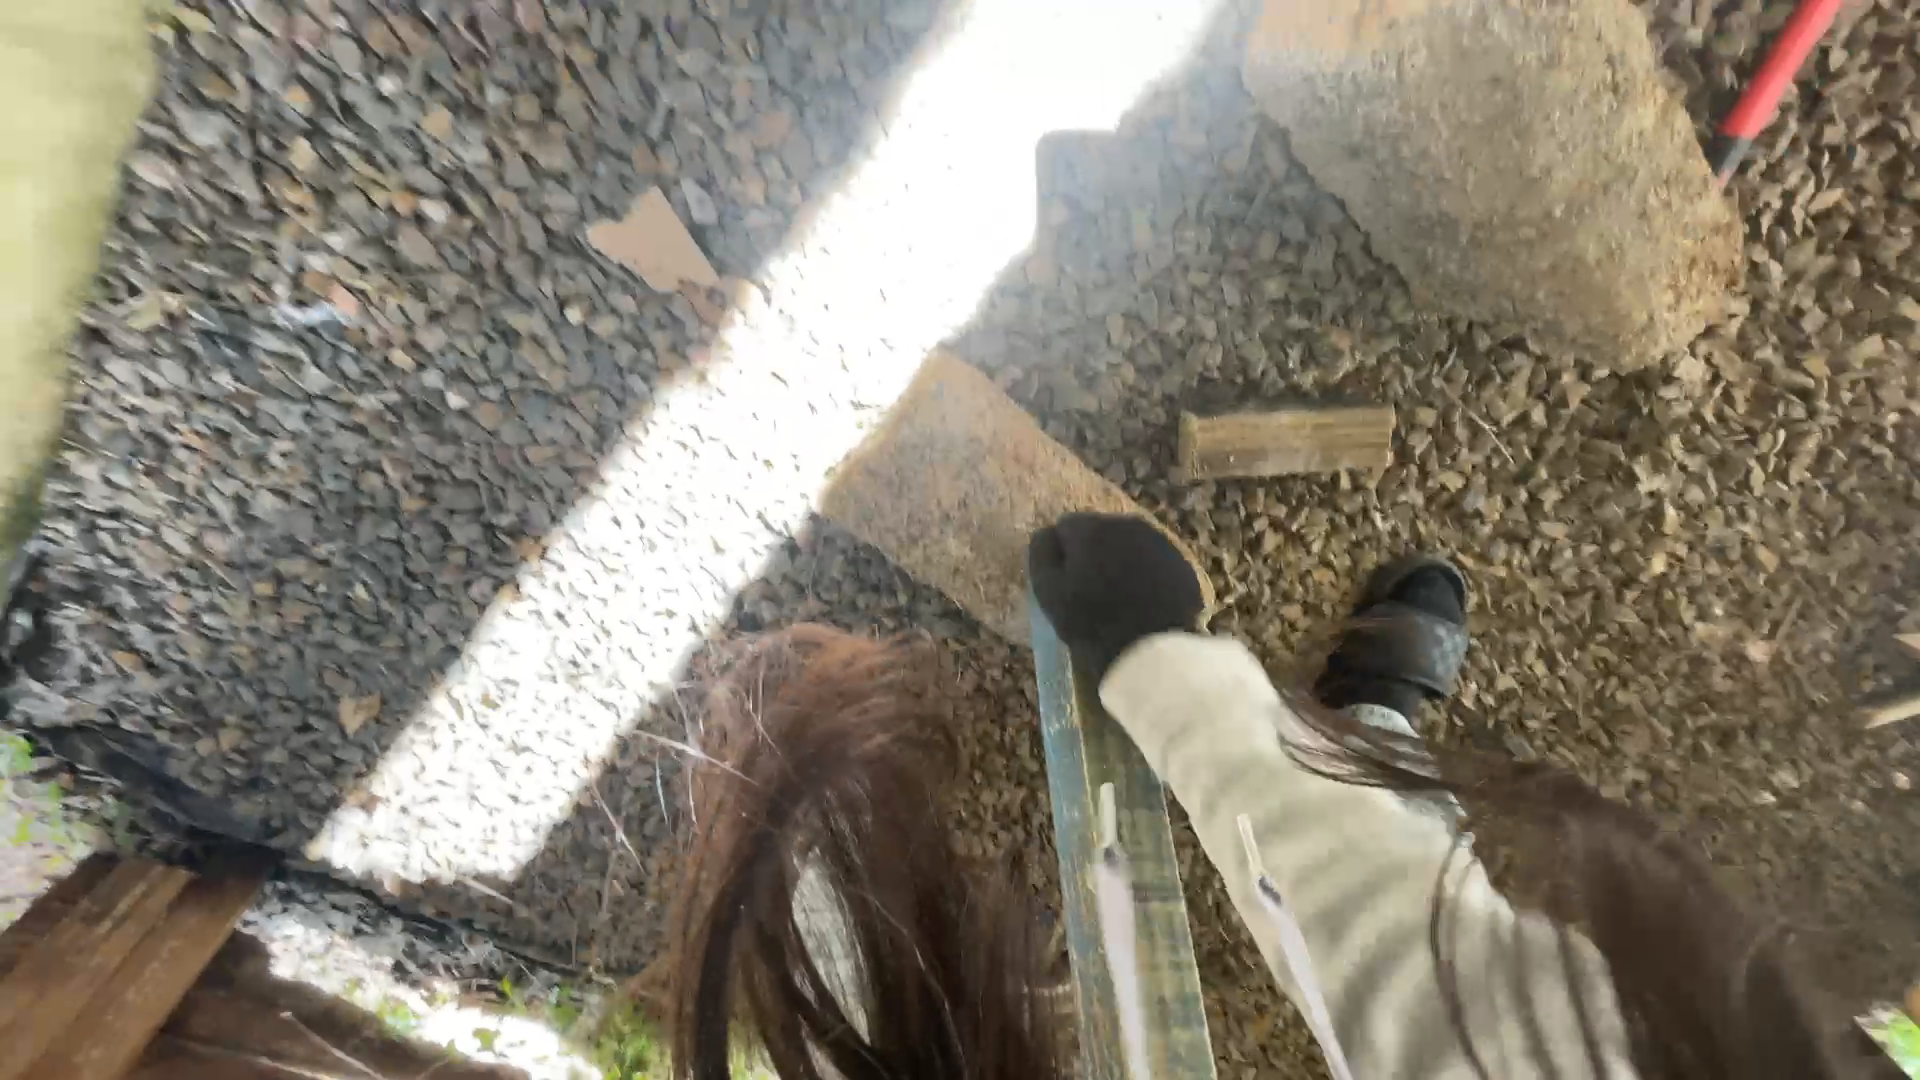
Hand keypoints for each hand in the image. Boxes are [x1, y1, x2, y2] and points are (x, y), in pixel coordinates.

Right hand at [1027, 513, 1203, 683]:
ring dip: (1122, 561)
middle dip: (1095, 552)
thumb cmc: (1092, 623)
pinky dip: (1148, 573)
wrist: (1153, 651)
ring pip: (1130, 543)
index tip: (1067, 581)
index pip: (1066, 526)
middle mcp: (1127, 523)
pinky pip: (1155, 559)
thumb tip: (1047, 532)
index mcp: (1091, 527)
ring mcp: (1160, 540)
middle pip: (1101, 531)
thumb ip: (1041, 552)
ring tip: (1122, 596)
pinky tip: (1147, 600)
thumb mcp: (1048, 591)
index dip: (1064, 554)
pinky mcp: (1184, 561)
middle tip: (1094, 589)